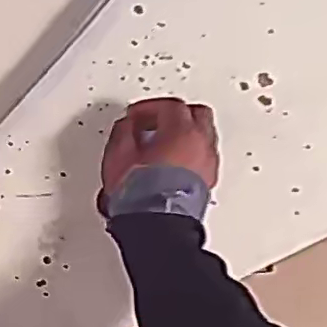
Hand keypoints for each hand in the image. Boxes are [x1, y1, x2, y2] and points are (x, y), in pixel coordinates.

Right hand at [101, 97, 219, 195]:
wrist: (156, 220)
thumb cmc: (139, 191)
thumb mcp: (118, 154)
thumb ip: (123, 132)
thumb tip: (127, 125)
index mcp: (181, 133)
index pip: (170, 106)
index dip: (148, 107)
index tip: (134, 114)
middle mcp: (201, 144)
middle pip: (195, 114)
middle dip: (172, 114)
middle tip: (151, 120)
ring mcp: (208, 162)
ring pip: (202, 134)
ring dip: (182, 132)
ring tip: (158, 141)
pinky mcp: (208, 178)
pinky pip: (202, 154)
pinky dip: (188, 150)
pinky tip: (169, 159)